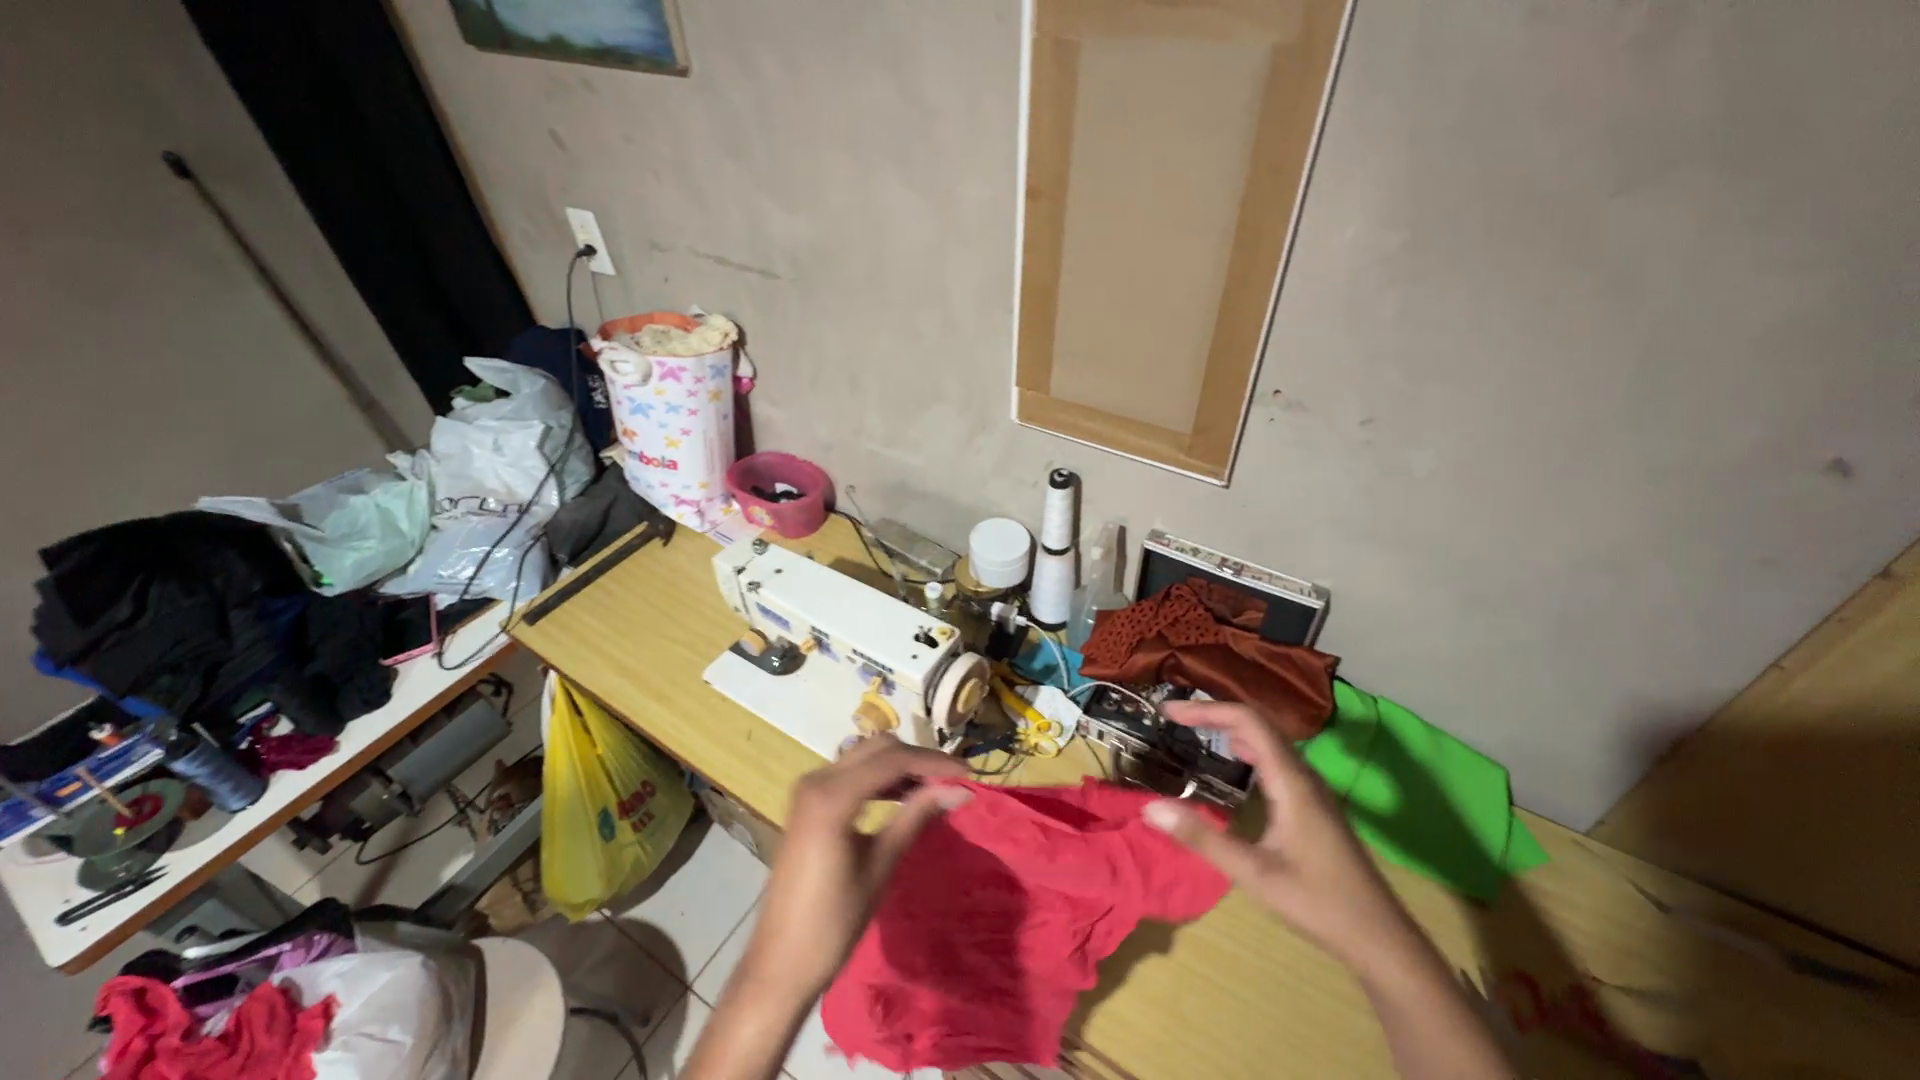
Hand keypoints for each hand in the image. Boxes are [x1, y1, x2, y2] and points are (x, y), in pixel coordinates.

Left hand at [740, 734, 971, 999]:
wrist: (781, 961)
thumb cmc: (833, 921)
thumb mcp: (880, 865)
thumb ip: (916, 818)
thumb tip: (960, 790)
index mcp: (831, 796)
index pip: (893, 760)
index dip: (935, 762)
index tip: (970, 774)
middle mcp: (816, 780)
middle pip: (878, 748)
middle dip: (918, 759)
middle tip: (953, 782)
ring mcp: (809, 790)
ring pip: (864, 756)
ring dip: (900, 767)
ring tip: (936, 790)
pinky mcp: (808, 804)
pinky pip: (851, 774)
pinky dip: (880, 778)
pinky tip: (904, 798)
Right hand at [1141, 701, 1416, 974]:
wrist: (1378, 936)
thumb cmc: (1317, 902)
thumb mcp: (1253, 873)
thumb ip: (1202, 838)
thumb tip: (1150, 808)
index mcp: (1292, 782)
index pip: (1248, 722)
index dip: (1207, 710)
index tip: (1168, 712)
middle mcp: (1305, 777)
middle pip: (1260, 725)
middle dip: (1216, 715)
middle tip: (1175, 719)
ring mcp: (1313, 791)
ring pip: (1272, 743)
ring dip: (1233, 729)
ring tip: (1197, 733)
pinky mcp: (1315, 807)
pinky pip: (1279, 761)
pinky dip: (1250, 750)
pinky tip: (1237, 767)